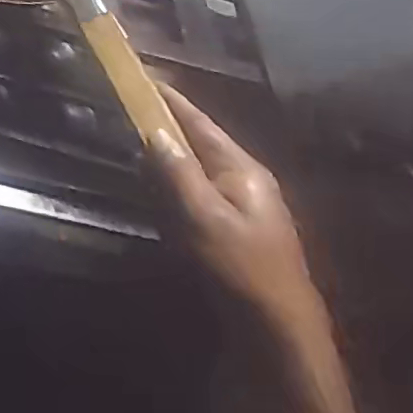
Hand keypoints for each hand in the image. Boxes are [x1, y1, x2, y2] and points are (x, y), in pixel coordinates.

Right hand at [147, 81, 312, 312]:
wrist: (280, 334)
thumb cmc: (242, 270)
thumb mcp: (204, 218)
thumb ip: (178, 172)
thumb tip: (155, 131)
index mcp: (241, 168)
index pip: (200, 122)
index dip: (171, 100)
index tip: (143, 78)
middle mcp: (246, 179)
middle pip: (200, 141)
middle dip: (168, 126)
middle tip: (133, 111)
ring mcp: (245, 205)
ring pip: (199, 167)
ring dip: (171, 156)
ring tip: (140, 144)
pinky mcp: (237, 229)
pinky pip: (200, 193)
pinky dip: (178, 186)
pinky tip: (162, 194)